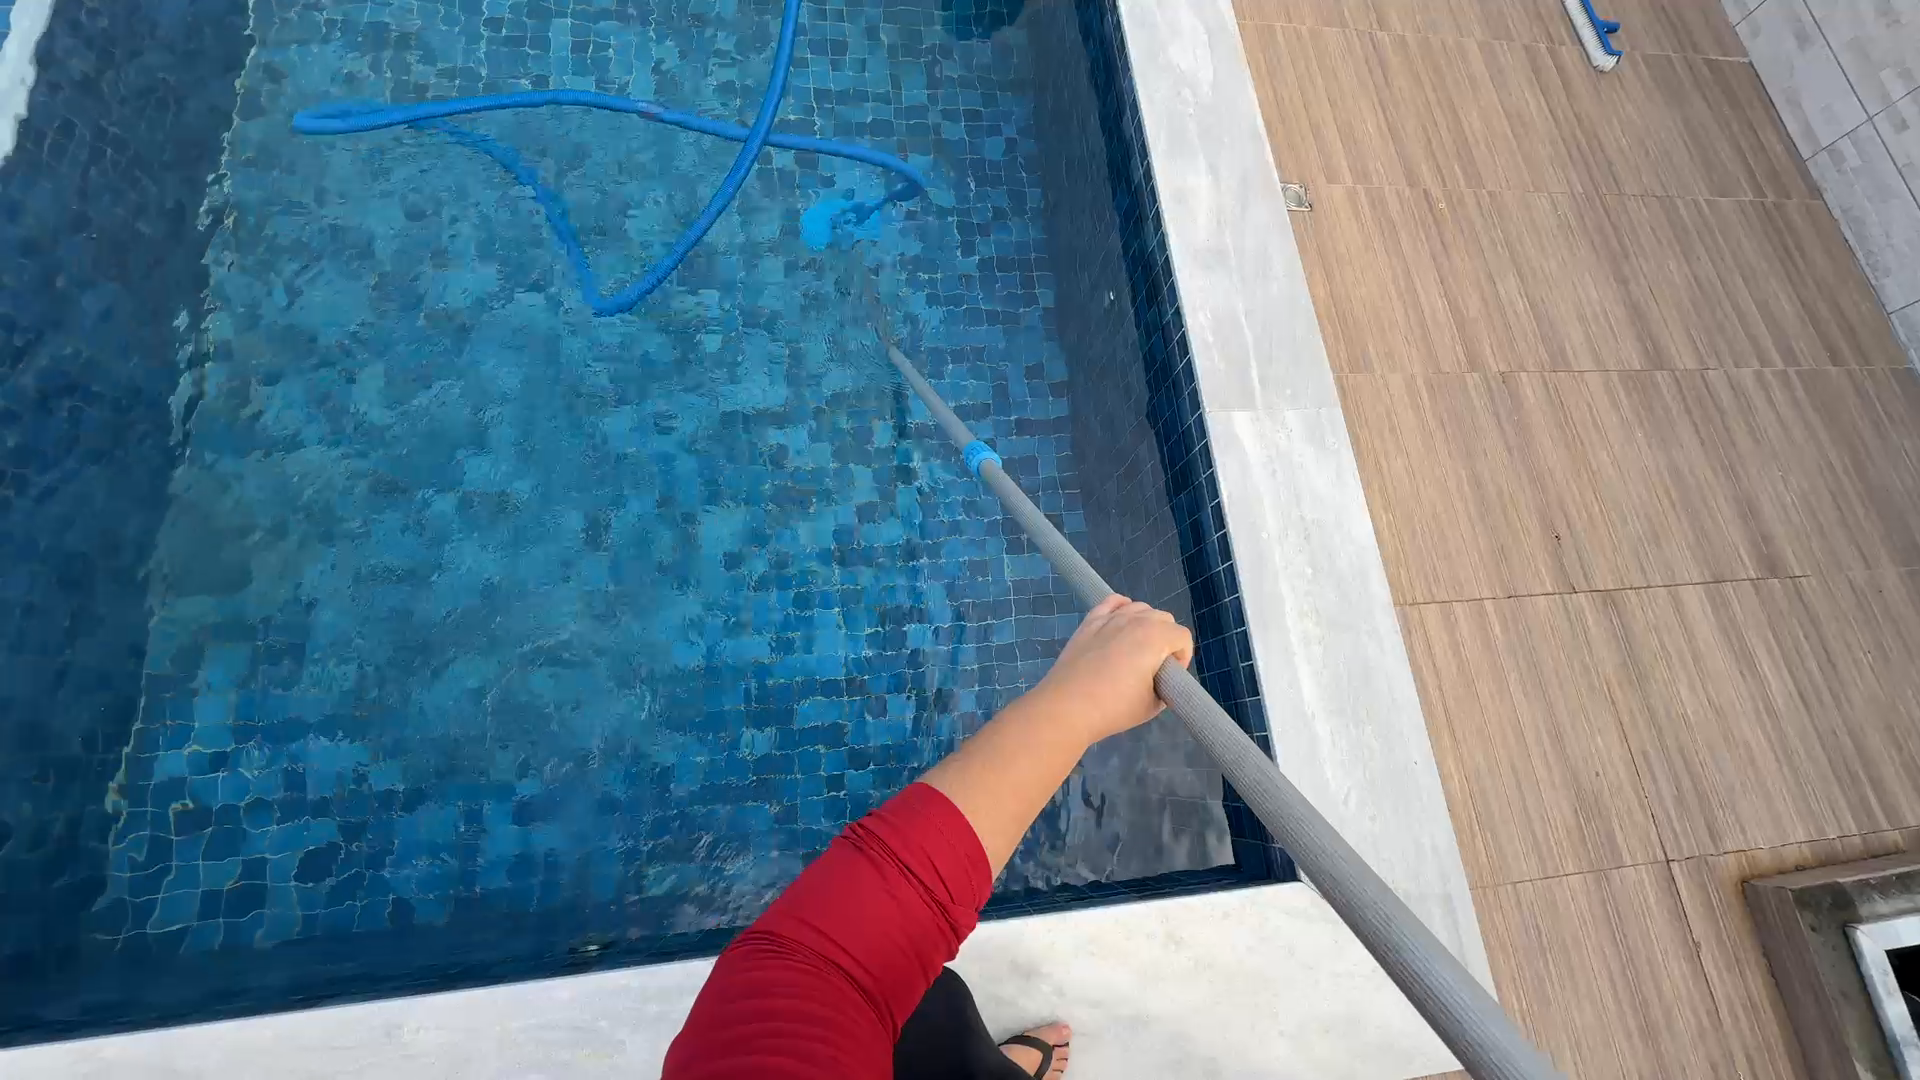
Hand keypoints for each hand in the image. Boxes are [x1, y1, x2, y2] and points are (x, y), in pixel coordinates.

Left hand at [1031, 595, 1193, 742]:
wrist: (1069, 706)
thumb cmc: (1115, 707)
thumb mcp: (1154, 704)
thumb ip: (1166, 684)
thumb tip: (1160, 674)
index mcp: (1155, 637)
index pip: (1182, 636)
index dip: (1182, 657)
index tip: (1170, 676)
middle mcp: (1135, 619)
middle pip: (1164, 618)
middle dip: (1166, 640)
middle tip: (1154, 666)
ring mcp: (1110, 617)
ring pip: (1140, 608)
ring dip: (1146, 625)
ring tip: (1136, 649)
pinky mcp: (1090, 620)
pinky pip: (1112, 602)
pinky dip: (1122, 608)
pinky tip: (1121, 623)